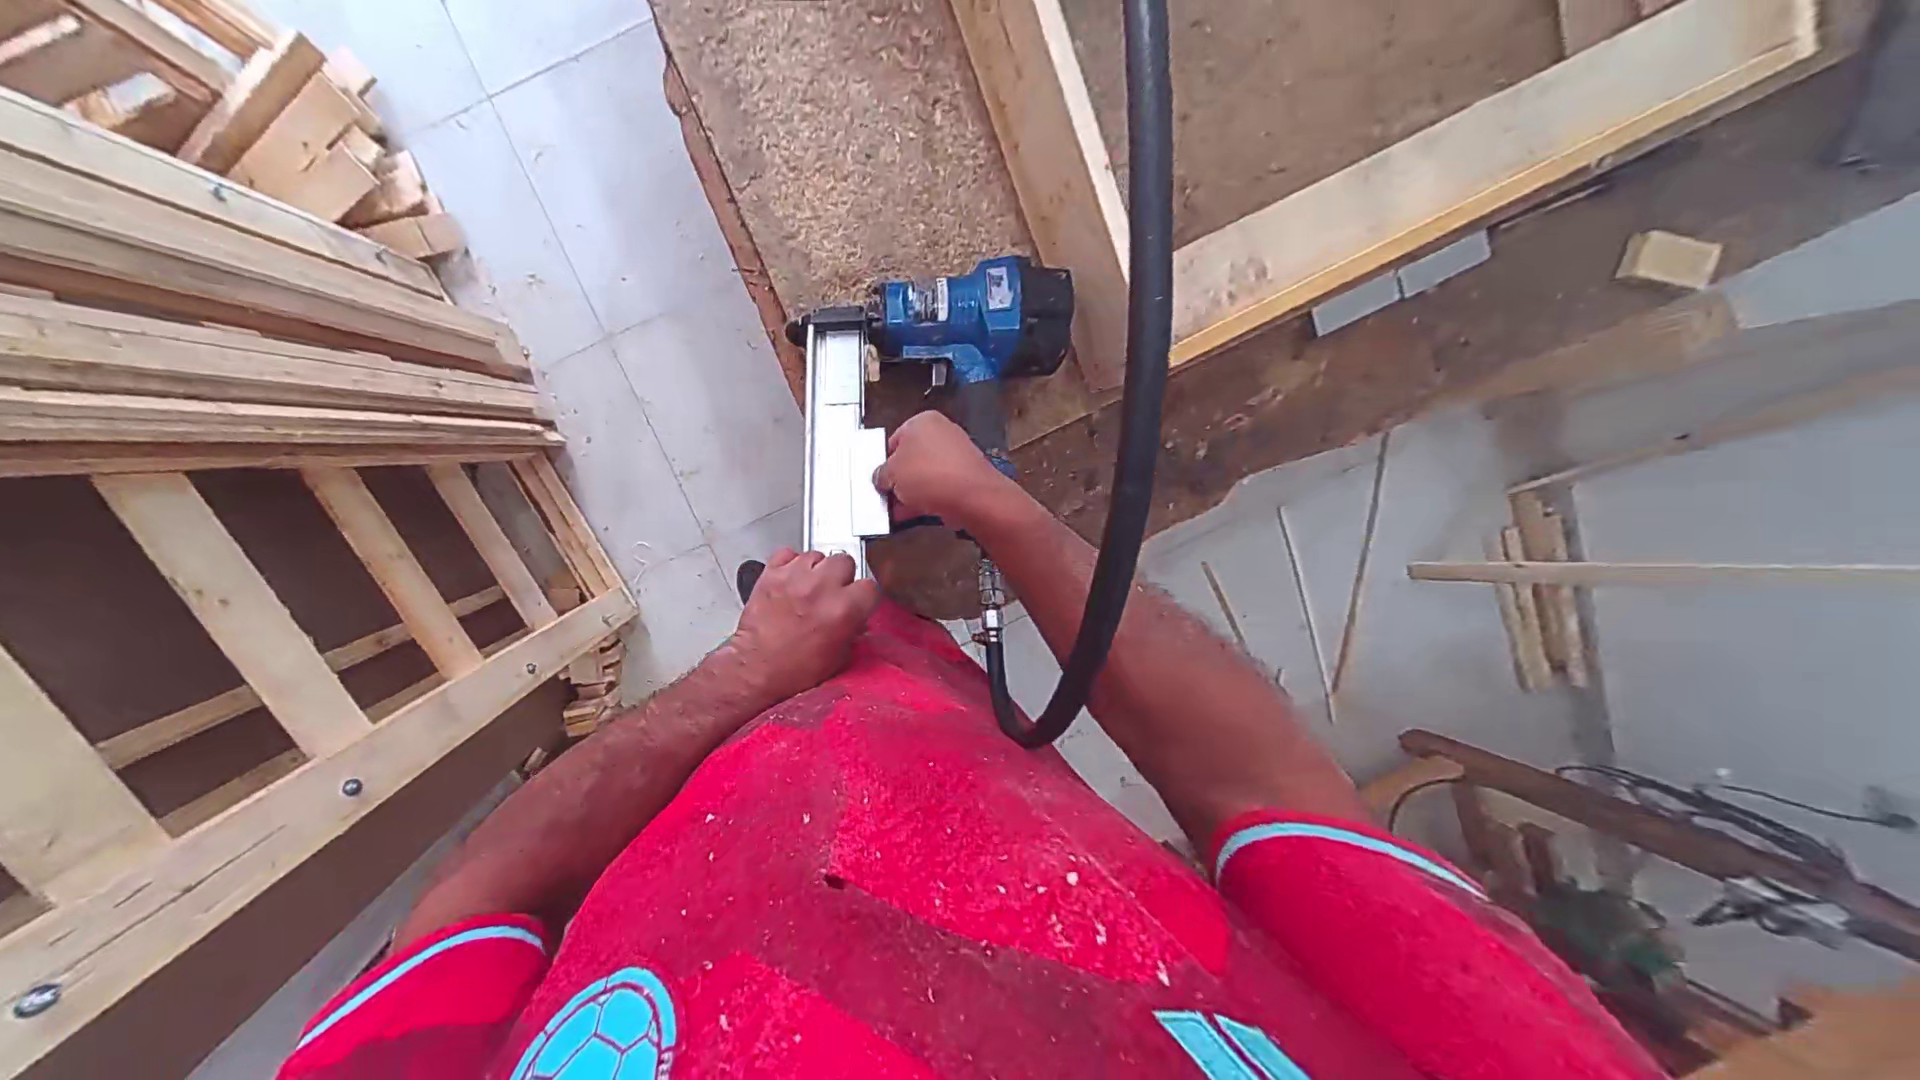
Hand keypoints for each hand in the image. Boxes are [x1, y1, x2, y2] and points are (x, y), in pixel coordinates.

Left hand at [718, 548, 879, 704]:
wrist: (755, 671)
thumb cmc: (793, 670)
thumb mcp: (839, 657)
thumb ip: (853, 630)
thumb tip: (858, 617)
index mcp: (843, 609)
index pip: (870, 585)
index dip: (864, 596)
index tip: (859, 601)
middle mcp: (821, 588)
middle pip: (844, 561)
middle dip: (841, 576)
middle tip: (833, 592)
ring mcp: (794, 578)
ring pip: (816, 555)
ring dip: (816, 569)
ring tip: (809, 586)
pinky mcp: (771, 574)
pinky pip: (787, 554)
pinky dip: (790, 564)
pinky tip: (790, 579)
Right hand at [873, 411, 1024, 533]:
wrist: (971, 497)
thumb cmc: (930, 475)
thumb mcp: (890, 473)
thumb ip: (880, 474)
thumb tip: (881, 478)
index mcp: (923, 421)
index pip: (894, 440)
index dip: (883, 461)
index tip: (878, 478)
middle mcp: (943, 434)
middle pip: (911, 460)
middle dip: (898, 481)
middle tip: (886, 496)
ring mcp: (957, 456)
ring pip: (925, 477)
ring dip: (911, 494)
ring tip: (897, 511)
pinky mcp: (967, 478)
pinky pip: (940, 489)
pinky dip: (928, 501)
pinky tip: (915, 514)